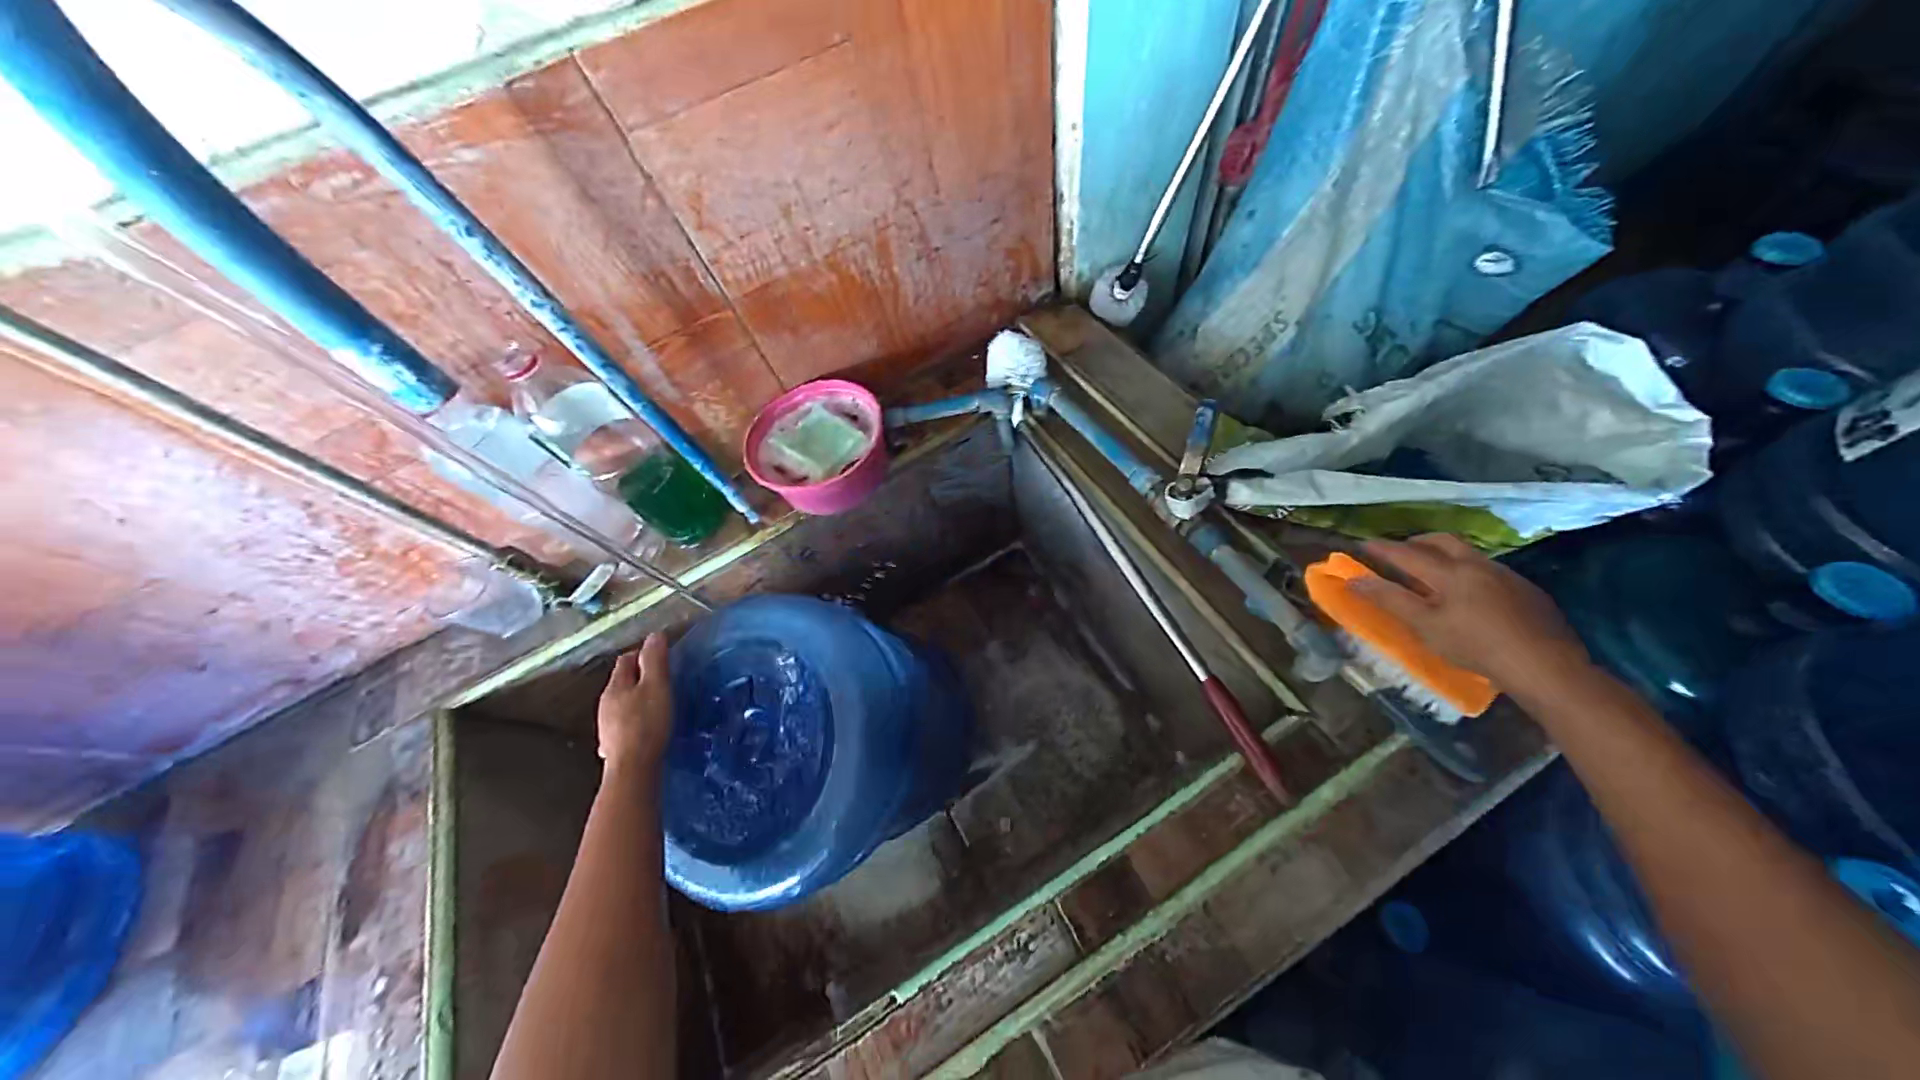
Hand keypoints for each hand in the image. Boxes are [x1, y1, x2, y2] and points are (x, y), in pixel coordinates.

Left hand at [597, 632, 672, 775]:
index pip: (626, 659)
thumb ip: (655, 660)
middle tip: (663, 679)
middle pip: (622, 681)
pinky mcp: (612, 744)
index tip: (661, 656)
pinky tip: (644, 728)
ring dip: (636, 699)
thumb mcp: (657, 686)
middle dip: (639, 677)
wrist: (632, 769)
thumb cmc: (647, 723)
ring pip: (622, 702)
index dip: (643, 654)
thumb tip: (655, 635)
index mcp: (616, 686)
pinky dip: (633, 719)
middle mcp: (605, 702)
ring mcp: (606, 725)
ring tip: (657, 702)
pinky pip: (623, 723)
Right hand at [1351, 534, 1592, 695]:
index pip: (1406, 553)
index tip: (1362, 545)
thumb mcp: (1424, 626)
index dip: (1382, 549)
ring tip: (1431, 570)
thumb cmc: (1475, 646)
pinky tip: (1468, 593)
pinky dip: (1466, 570)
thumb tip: (1354, 580)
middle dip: (1415, 541)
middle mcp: (1477, 564)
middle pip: (1441, 540)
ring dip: (1443, 553)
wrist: (1546, 665)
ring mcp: (1506, 575)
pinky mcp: (1526, 590)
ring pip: (1467, 553)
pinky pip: (1488, 569)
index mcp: (1449, 571)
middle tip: (1398, 551)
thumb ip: (1389, 600)